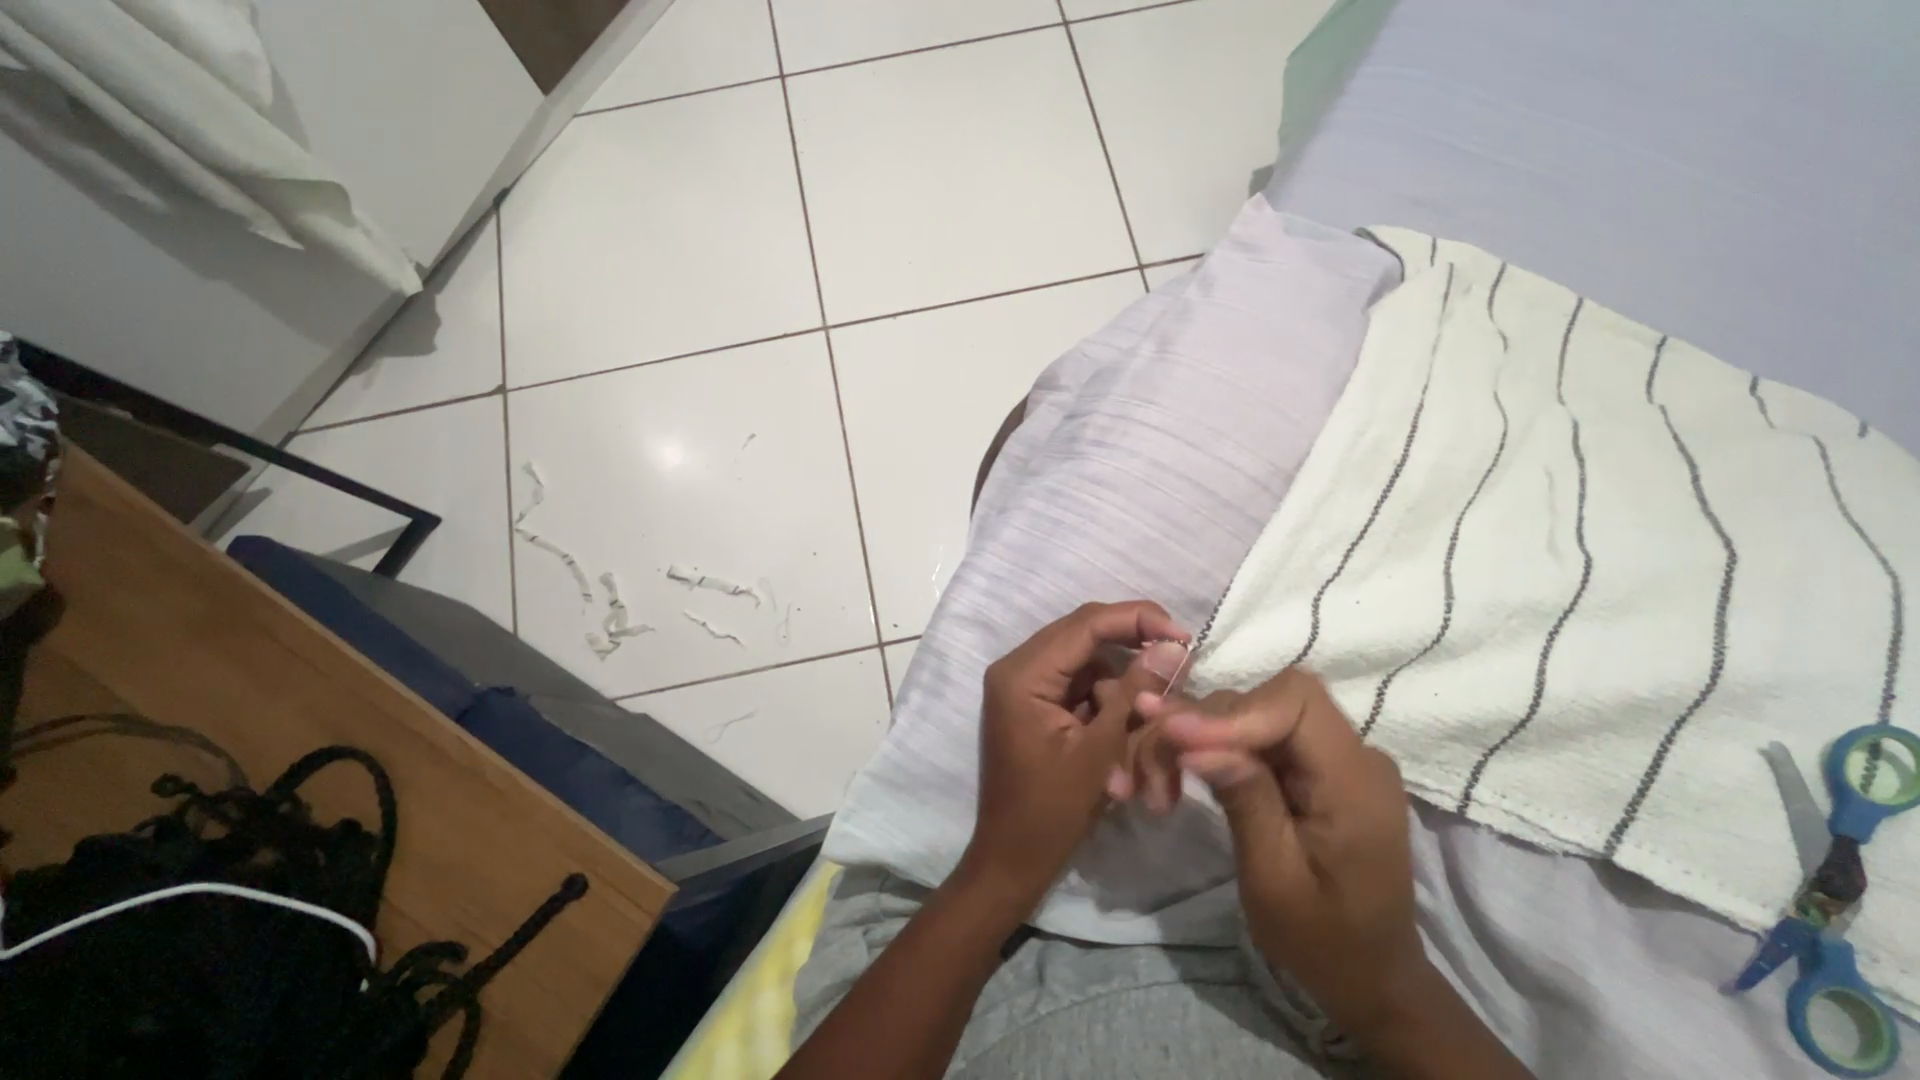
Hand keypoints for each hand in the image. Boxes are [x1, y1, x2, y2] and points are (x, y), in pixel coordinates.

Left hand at [959, 602, 1185, 908]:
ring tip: (1140, 744)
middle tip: (1179, 669)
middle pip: (1087, 640)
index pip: (1085, 624)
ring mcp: (1025, 688)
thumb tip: (1174, 645)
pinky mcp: (1036, 707)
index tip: (1184, 636)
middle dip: (1134, 658)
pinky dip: (1107, 714)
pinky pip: (1081, 692)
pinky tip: (1121, 756)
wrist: (1012, 860)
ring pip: (1090, 669)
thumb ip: (1135, 693)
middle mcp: (1017, 669)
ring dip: (1121, 699)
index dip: (1138, 620)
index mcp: (1022, 675)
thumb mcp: (1100, 751)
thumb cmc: (1050, 811)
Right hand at [1145, 668, 1428, 1037]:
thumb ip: (1245, 800)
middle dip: (1194, 730)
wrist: (1368, 974)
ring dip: (1190, 741)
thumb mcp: (1275, 880)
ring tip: (1151, 790)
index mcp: (1355, 781)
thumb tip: (1194, 741)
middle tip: (1143, 779)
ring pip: (1244, 715)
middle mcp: (1349, 753)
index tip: (1175, 739)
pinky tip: (1173, 779)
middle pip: (1259, 702)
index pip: (1296, 701)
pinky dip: (1206, 751)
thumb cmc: (1324, 940)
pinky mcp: (1307, 767)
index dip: (1232, 712)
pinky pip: (1251, 739)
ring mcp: (1328, 757)